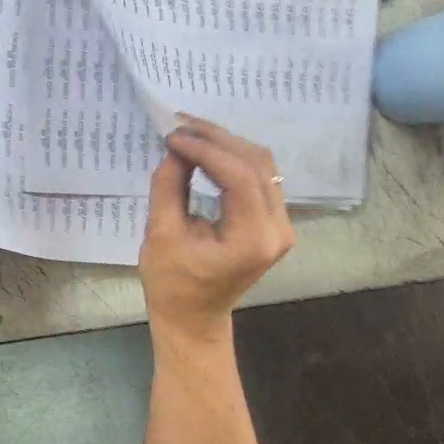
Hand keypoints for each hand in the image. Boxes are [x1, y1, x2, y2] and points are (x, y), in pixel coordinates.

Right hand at [140, 116, 295, 345]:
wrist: (193, 318)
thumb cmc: (171, 285)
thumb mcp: (161, 236)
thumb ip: (169, 189)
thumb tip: (175, 149)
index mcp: (252, 238)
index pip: (239, 177)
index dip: (207, 150)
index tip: (173, 137)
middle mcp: (278, 228)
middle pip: (257, 165)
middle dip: (218, 140)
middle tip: (181, 125)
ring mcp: (281, 224)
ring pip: (262, 167)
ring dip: (227, 146)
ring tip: (191, 134)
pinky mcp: (273, 222)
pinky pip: (260, 179)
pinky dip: (233, 161)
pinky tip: (206, 154)